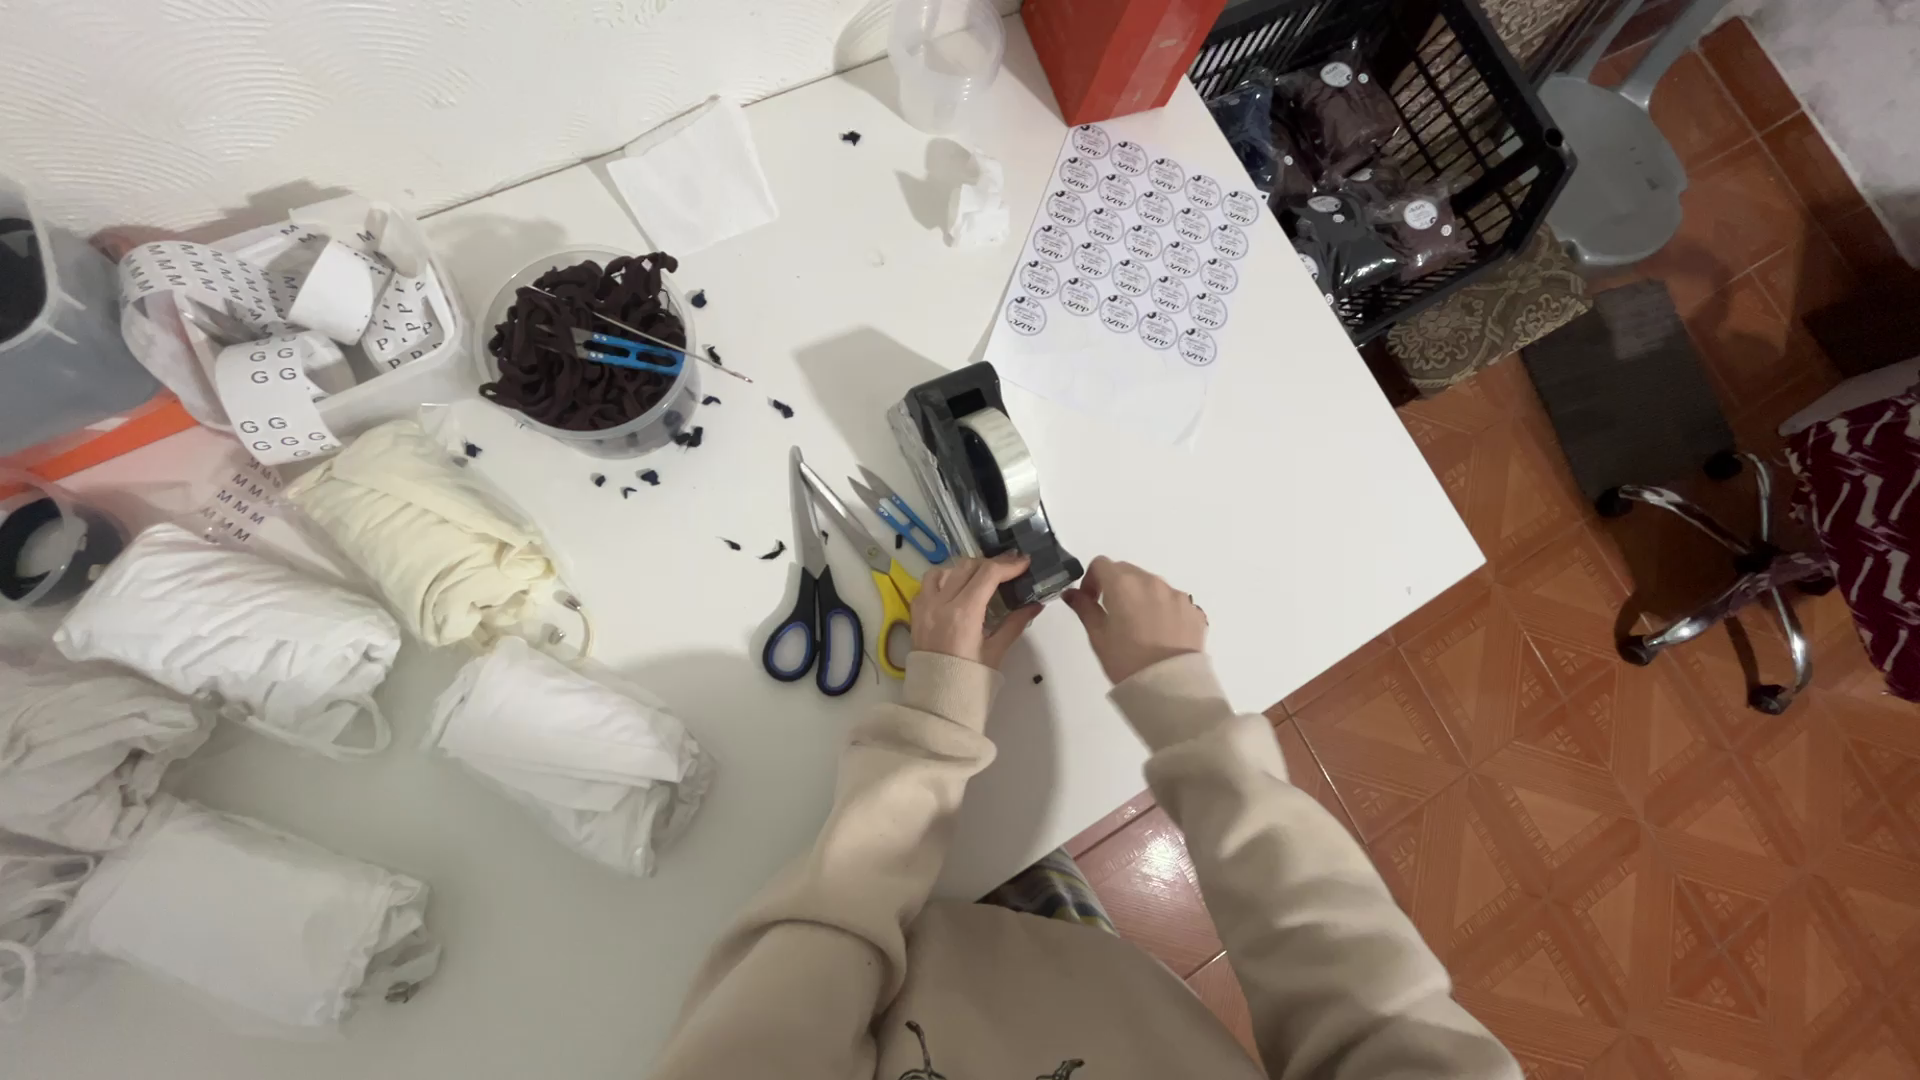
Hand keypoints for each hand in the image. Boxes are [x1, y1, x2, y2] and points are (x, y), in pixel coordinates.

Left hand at [912, 554, 1042, 669]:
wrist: (937, 701)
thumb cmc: (969, 679)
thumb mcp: (996, 651)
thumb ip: (1015, 622)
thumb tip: (1035, 604)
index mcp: (963, 613)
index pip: (987, 574)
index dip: (1009, 565)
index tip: (1023, 563)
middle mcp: (940, 603)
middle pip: (967, 566)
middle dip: (990, 564)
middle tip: (1008, 570)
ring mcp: (924, 606)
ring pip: (943, 570)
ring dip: (964, 569)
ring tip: (980, 578)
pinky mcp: (915, 612)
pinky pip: (928, 584)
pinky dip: (944, 580)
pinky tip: (957, 589)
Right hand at [1062, 556, 1206, 683]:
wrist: (1170, 687)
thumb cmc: (1126, 661)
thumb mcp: (1098, 636)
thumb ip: (1084, 608)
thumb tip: (1071, 593)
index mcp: (1123, 584)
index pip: (1101, 564)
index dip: (1091, 579)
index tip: (1090, 600)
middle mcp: (1151, 581)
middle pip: (1127, 571)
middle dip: (1115, 585)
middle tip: (1112, 614)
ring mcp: (1176, 594)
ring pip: (1151, 584)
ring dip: (1140, 595)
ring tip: (1138, 626)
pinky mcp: (1193, 609)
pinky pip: (1171, 600)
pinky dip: (1161, 608)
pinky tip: (1160, 633)